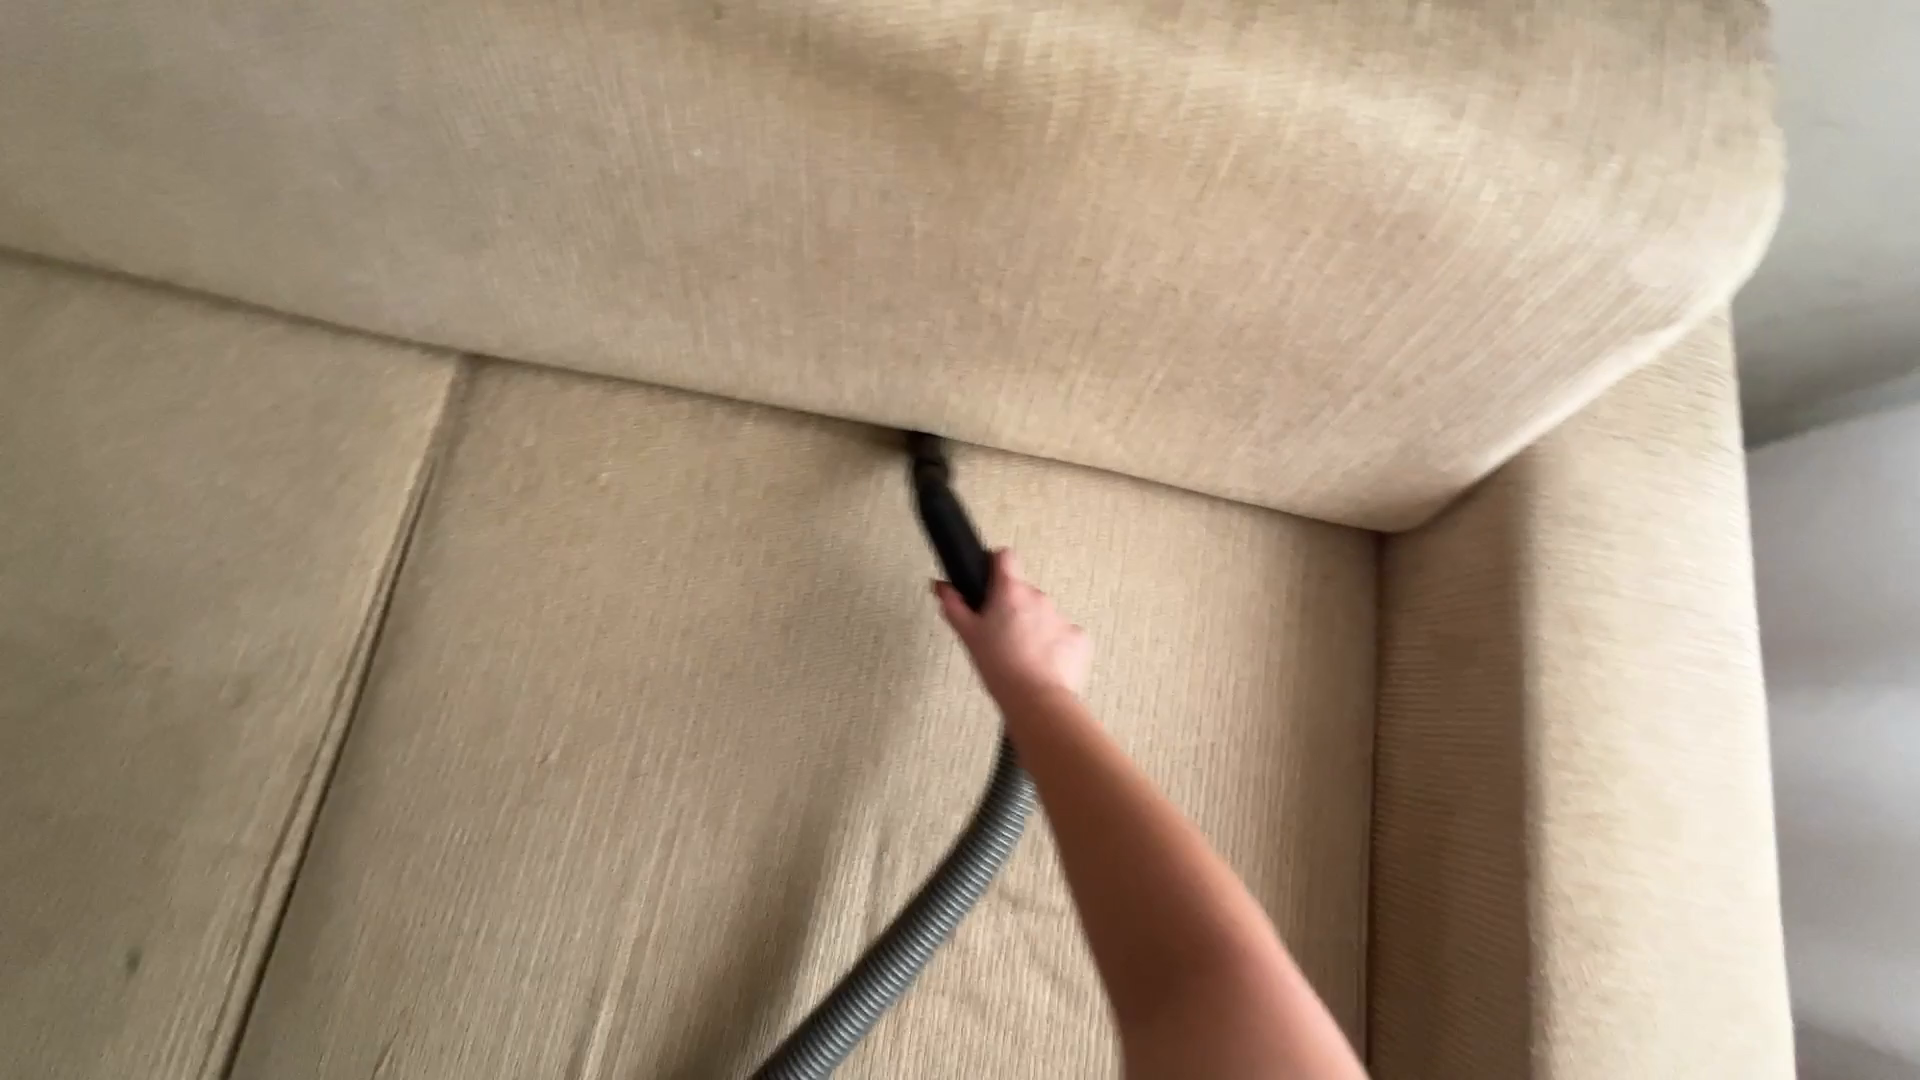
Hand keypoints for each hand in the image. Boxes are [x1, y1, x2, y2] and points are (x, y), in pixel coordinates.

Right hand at [933, 549, 1091, 705]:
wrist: (1036, 700)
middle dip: (1013, 607)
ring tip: (1021, 655)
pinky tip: (1041, 664)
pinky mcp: (1077, 637)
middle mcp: (1038, 598)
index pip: (1004, 557)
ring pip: (1043, 614)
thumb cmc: (1001, 669)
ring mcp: (1061, 617)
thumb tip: (942, 587)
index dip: (995, 564)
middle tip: (1000, 633)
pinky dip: (1054, 645)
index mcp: (1010, 592)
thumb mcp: (968, 636)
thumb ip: (953, 605)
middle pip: (1023, 591)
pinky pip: (1063, 634)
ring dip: (1034, 627)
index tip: (991, 576)